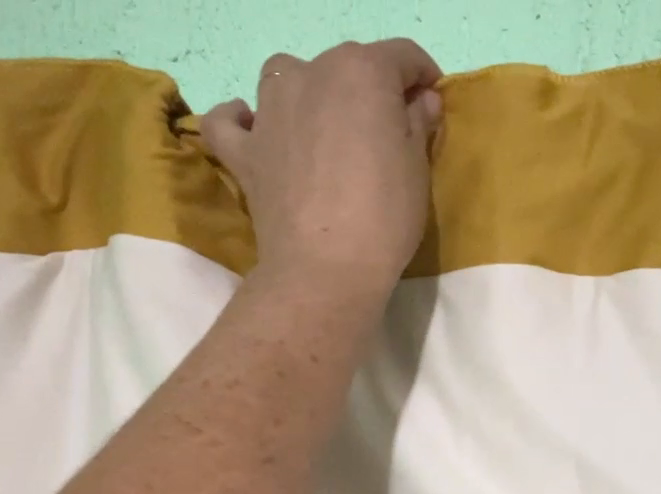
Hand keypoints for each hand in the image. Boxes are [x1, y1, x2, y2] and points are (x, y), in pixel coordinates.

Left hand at [202, 40, 444, 298]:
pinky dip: (239, 120)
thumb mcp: (418, 169)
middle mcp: (311, 74)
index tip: (431, 102)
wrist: (326, 269)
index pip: (402, 56)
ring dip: (308, 93)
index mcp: (363, 72)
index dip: (423, 76)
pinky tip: (254, 128)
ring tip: (323, 129)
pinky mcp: (244, 151)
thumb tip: (421, 100)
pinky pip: (229, 121)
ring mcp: (269, 110)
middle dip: (370, 90)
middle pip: (347, 66)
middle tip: (386, 131)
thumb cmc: (385, 217)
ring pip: (286, 78)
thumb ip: (418, 124)